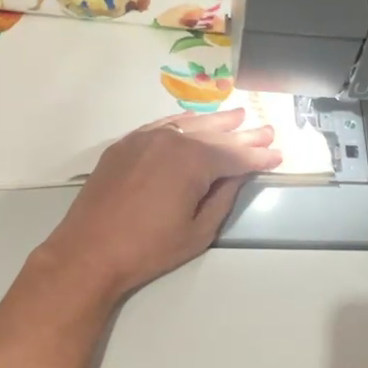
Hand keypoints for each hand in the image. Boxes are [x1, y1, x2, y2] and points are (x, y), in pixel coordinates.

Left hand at [36, 109, 282, 300]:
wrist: (89, 251)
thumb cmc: (148, 249)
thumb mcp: (197, 232)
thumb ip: (222, 199)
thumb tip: (237, 176)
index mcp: (193, 161)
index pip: (235, 155)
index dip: (259, 156)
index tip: (278, 154)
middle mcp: (170, 140)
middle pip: (214, 135)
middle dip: (243, 135)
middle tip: (267, 130)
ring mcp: (143, 138)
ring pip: (187, 124)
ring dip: (215, 122)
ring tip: (237, 116)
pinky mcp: (124, 145)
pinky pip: (161, 126)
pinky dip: (182, 123)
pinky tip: (192, 123)